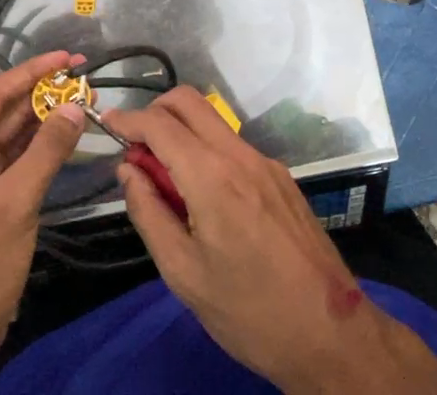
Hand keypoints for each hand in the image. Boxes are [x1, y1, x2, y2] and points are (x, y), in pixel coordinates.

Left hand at [0, 51, 85, 391]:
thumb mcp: (15, 202)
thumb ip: (47, 150)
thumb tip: (75, 105)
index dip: (33, 72)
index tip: (68, 56)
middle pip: (6, 113)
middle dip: (44, 94)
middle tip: (85, 77)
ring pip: (16, 137)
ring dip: (47, 120)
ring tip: (85, 99)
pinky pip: (20, 162)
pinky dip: (44, 148)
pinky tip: (69, 134)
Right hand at [108, 87, 436, 393]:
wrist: (331, 335)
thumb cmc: (248, 311)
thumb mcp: (183, 272)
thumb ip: (149, 213)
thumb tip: (129, 170)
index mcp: (212, 177)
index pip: (160, 124)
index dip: (127, 119)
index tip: (105, 124)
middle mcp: (241, 157)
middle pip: (189, 102)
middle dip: (155, 112)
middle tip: (135, 150)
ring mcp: (267, 165)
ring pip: (213, 123)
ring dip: (181, 133)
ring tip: (165, 184)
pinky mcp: (282, 180)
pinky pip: (233, 148)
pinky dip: (206, 153)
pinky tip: (202, 199)